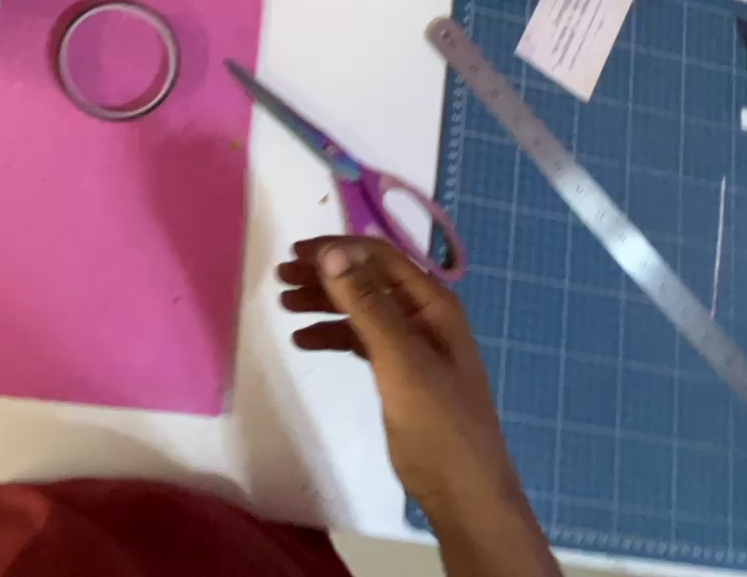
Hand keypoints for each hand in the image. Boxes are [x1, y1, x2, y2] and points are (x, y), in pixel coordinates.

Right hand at [279, 237, 557, 574]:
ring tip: (284, 304)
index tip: (296, 254)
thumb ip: (366, 304)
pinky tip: (304, 340)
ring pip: (359, 308)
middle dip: (324, 274)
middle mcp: (422, 315)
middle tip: (281, 277)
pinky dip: (331, 334)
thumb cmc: (438, 424)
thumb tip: (330, 252)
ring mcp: (411, 344)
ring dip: (323, 302)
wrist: (465, 497)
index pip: (379, 257)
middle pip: (366, 279)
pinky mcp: (398, 371)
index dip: (337, 250)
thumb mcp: (400, 360)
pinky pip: (358, 338)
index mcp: (432, 304)